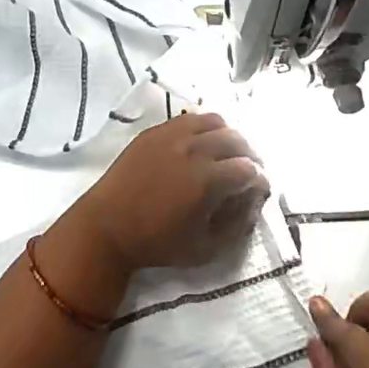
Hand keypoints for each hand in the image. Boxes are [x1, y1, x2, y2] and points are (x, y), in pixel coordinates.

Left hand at [65, 112, 268, 274]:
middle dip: (250, 154)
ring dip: (228, 136)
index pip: (249, 169)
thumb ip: (237, 225)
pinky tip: (201, 143)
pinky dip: (204, 127)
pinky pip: (189, 119)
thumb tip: (253, 201)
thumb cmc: (157, 243)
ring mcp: (172, 134)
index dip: (260, 180)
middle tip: (249, 170)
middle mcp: (193, 149)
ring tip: (227, 153)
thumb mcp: (205, 249)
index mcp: (207, 180)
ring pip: (214, 121)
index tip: (259, 190)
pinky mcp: (155, 130)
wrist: (108, 226)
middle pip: (236, 139)